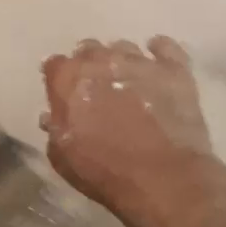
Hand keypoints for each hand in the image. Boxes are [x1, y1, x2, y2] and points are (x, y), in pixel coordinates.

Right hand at [40, 37, 217, 214]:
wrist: (165, 179)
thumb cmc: (104, 171)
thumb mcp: (62, 157)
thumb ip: (54, 130)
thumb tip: (51, 116)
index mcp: (67, 79)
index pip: (54, 64)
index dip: (58, 78)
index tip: (62, 92)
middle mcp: (100, 61)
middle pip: (89, 49)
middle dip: (88, 64)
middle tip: (95, 85)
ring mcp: (139, 63)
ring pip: (124, 47)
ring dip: (120, 59)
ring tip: (126, 77)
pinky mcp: (174, 72)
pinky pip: (166, 48)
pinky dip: (160, 50)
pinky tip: (158, 59)